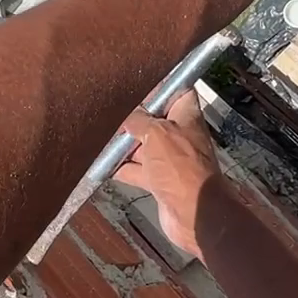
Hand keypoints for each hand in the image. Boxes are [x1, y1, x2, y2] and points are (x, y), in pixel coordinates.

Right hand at [116, 91, 222, 261]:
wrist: (194, 213)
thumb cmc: (180, 167)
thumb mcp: (155, 134)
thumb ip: (139, 121)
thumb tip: (129, 119)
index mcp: (186, 116)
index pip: (178, 92)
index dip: (161, 86)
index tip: (139, 85)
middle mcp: (181, 135)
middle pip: (156, 120)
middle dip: (135, 118)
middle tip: (112, 113)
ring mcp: (171, 160)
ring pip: (145, 146)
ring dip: (127, 145)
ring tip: (103, 137)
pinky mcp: (162, 181)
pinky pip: (139, 170)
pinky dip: (124, 169)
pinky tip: (105, 166)